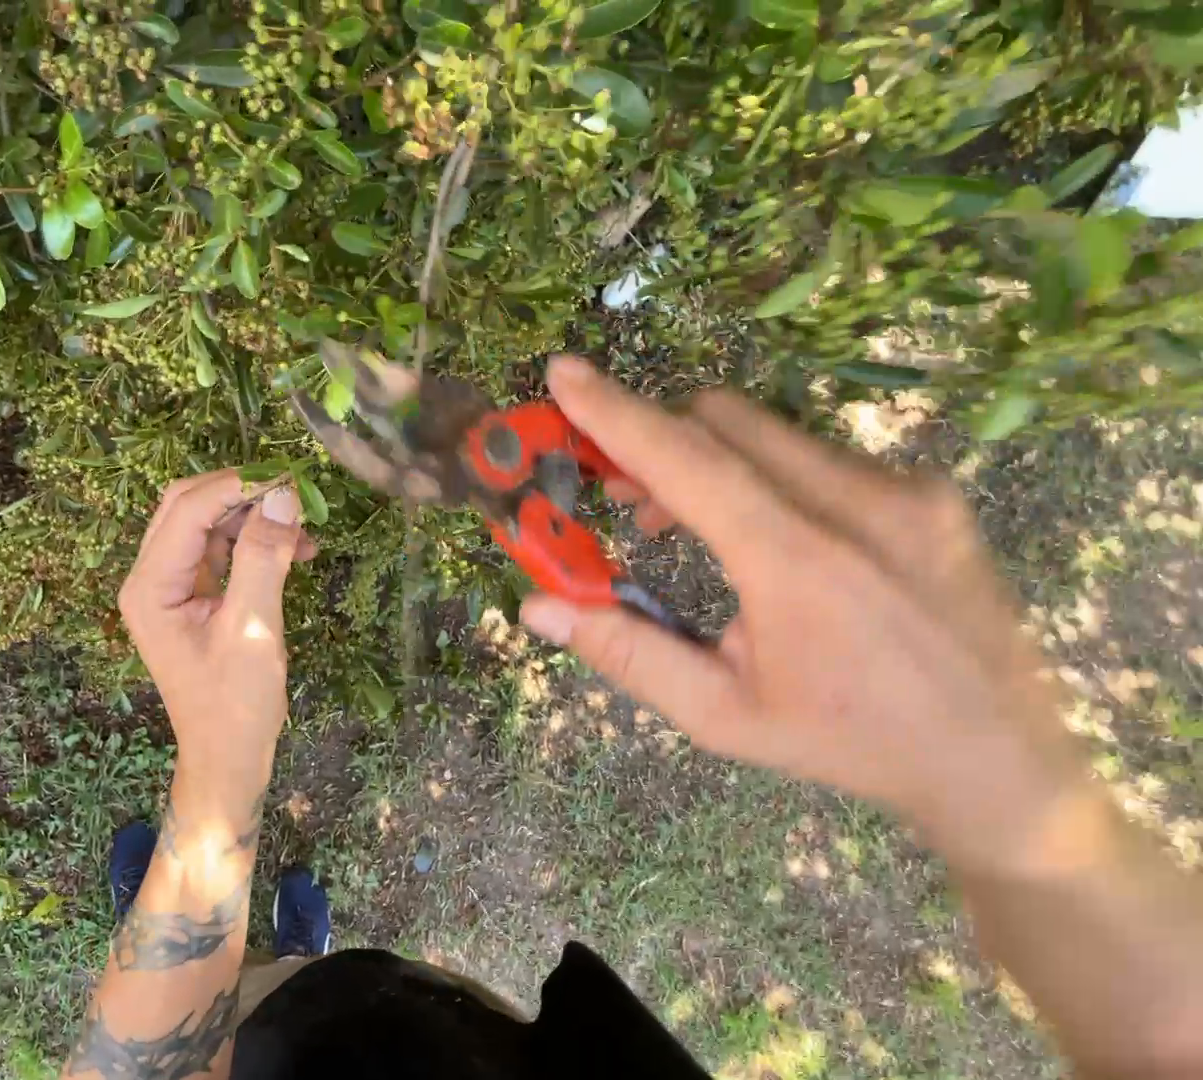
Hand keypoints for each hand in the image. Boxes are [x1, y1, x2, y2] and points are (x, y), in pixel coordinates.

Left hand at [119, 470, 313, 800]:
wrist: (227, 757)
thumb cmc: (236, 704)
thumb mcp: (253, 629)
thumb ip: (264, 559)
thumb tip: (284, 497)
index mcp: (151, 586)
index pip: (188, 510)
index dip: (239, 486)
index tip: (292, 481)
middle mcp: (150, 578)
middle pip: (189, 506)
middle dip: (243, 494)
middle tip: (296, 496)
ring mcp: (169, 586)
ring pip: (207, 523)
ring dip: (252, 517)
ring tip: (303, 530)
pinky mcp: (192, 595)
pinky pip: (219, 550)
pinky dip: (253, 542)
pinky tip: (295, 550)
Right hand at [520, 357, 1093, 874]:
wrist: (1004, 760)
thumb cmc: (845, 741)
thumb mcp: (719, 715)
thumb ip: (626, 652)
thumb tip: (536, 607)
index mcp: (800, 564)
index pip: (689, 462)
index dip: (617, 414)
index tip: (563, 372)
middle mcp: (860, 504)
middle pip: (721, 421)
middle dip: (649, 437)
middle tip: (608, 487)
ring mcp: (904, 490)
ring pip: (765, 431)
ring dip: (698, 457)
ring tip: (667, 520)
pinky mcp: (926, 492)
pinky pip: (809, 452)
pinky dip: (752, 471)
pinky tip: (747, 530)